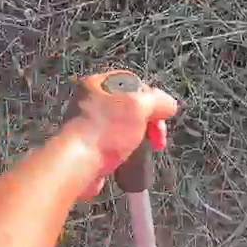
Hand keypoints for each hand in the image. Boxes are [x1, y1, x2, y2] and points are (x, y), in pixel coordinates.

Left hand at [62, 68, 178, 196]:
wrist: (78, 163)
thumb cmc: (106, 129)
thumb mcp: (139, 106)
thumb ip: (158, 100)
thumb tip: (169, 105)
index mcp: (98, 84)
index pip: (133, 82)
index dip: (151, 97)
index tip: (161, 116)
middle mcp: (90, 101)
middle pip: (131, 106)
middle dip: (149, 122)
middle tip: (158, 139)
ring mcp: (89, 124)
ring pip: (125, 127)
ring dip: (140, 138)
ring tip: (145, 150)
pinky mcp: (91, 147)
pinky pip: (115, 145)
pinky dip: (126, 151)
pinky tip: (129, 159)